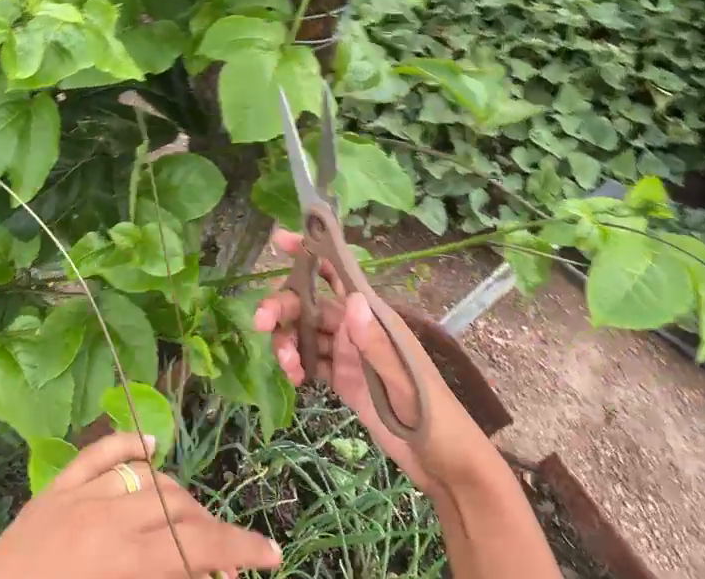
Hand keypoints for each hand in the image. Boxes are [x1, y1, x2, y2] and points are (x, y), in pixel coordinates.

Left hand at [0, 431, 282, 578]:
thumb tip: (199, 569)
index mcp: (125, 559)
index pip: (198, 544)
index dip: (241, 548)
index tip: (271, 555)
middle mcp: (108, 516)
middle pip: (178, 507)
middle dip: (210, 531)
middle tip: (224, 562)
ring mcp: (79, 495)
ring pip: (147, 477)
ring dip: (178, 498)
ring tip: (190, 523)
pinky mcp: (54, 489)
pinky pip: (98, 454)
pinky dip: (128, 446)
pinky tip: (150, 447)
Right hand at [252, 229, 481, 491]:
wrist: (445, 462)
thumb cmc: (433, 417)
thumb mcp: (404, 381)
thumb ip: (376, 343)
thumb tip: (351, 298)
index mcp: (374, 317)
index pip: (339, 273)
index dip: (311, 253)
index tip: (281, 241)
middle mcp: (357, 329)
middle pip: (311, 305)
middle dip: (282, 307)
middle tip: (259, 322)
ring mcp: (349, 355)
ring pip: (306, 334)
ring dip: (288, 342)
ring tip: (287, 366)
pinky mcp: (344, 381)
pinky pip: (312, 362)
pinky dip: (298, 365)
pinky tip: (294, 378)